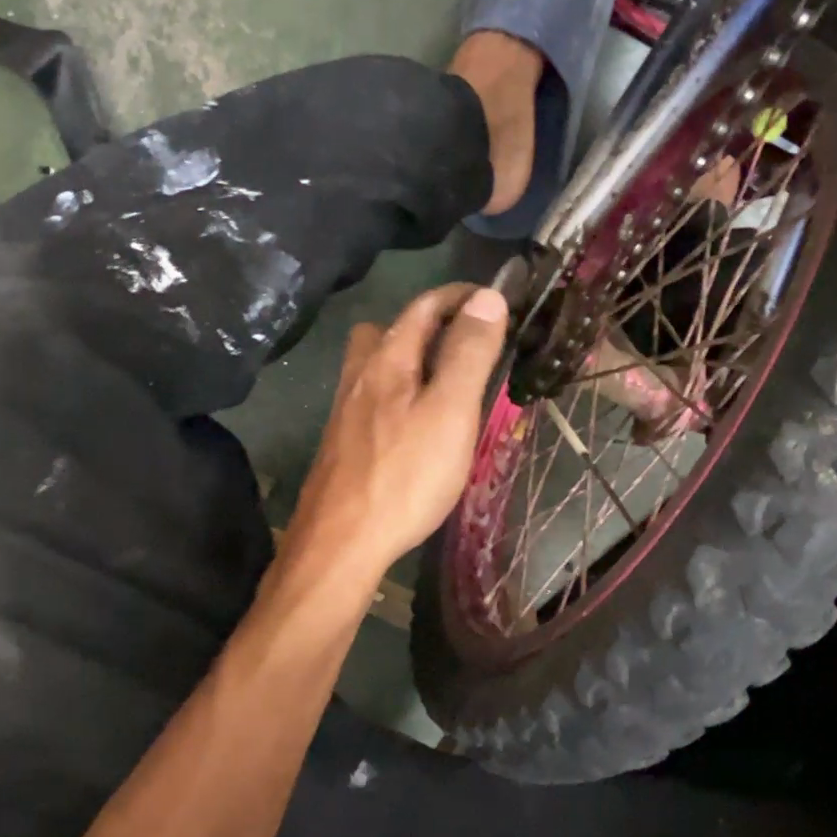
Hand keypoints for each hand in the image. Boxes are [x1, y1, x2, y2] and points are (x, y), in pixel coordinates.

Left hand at [285, 283, 510, 574]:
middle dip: (425, 324)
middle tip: (464, 342)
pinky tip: (414, 425)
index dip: (459, 295)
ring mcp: (346, 411)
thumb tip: (487, 297)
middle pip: (388, 331)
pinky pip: (373, 400)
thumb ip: (467, 353)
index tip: (495, 298)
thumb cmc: (404, 475)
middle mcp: (359, 377)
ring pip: (376, 367)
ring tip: (444, 383)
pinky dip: (398, 395)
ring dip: (408, 361)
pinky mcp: (343, 443)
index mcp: (387, 360)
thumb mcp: (449, 410)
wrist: (341, 541)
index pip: (423, 307)